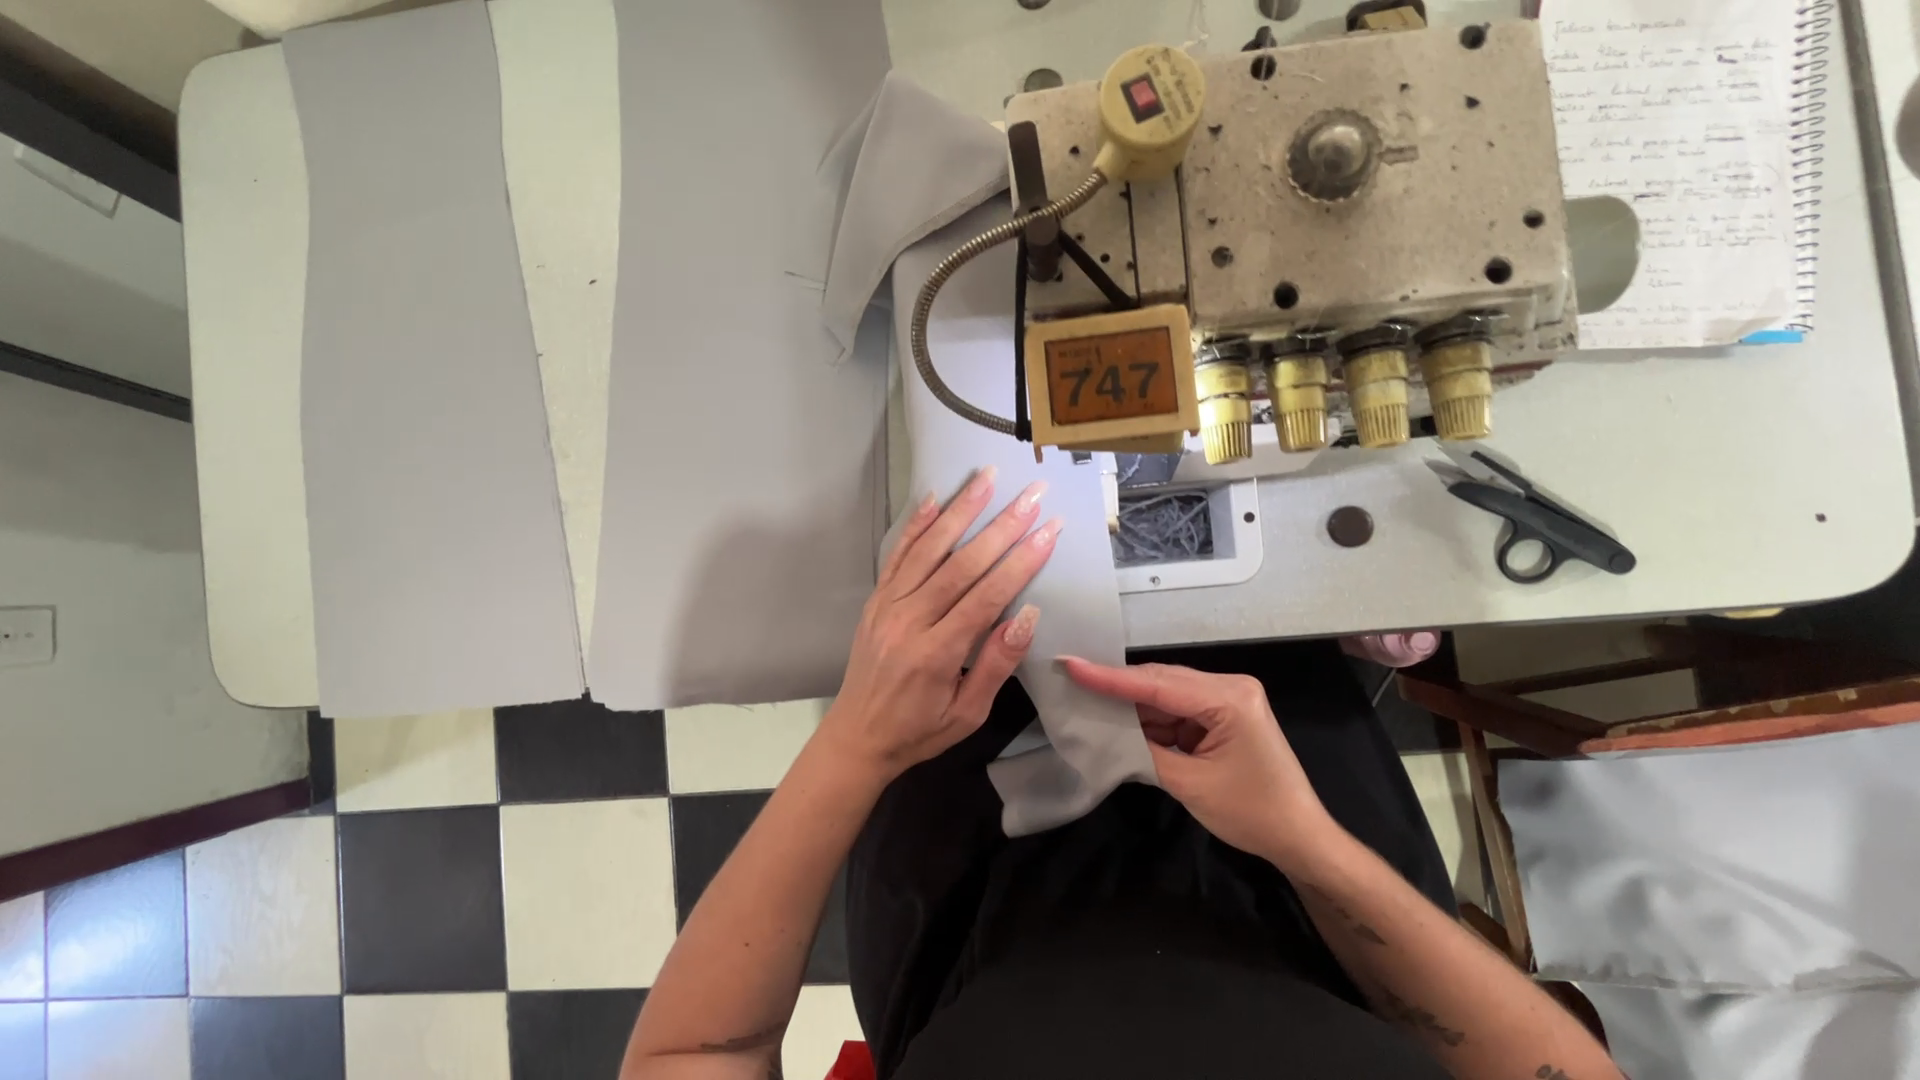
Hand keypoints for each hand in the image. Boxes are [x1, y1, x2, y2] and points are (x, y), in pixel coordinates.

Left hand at [819, 466, 1059, 779]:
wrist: (857, 738)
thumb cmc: (918, 731)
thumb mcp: (967, 713)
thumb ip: (996, 664)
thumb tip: (1028, 616)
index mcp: (935, 653)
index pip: (986, 596)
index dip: (1020, 562)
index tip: (1048, 531)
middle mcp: (908, 620)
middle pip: (960, 564)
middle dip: (1001, 526)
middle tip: (1031, 495)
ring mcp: (887, 606)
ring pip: (928, 549)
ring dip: (960, 511)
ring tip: (986, 478)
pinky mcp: (875, 601)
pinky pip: (897, 556)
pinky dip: (916, 526)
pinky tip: (933, 499)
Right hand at [1061, 658, 1338, 870]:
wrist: (1300, 838)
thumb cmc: (1253, 813)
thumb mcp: (1191, 784)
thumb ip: (1145, 753)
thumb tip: (1107, 734)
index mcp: (1230, 698)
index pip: (1158, 684)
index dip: (1110, 677)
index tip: (1072, 665)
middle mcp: (1229, 688)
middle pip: (1161, 682)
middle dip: (1117, 686)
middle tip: (1071, 680)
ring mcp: (1226, 701)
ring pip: (1165, 696)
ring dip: (1131, 706)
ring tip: (1085, 702)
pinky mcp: (1221, 717)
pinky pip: (1176, 711)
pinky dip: (1149, 721)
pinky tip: (1118, 723)